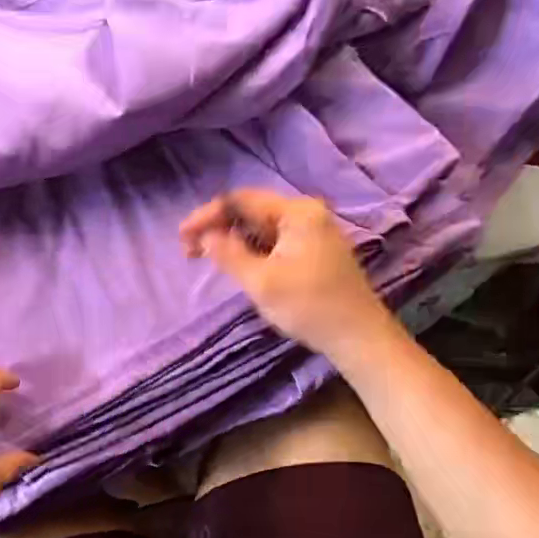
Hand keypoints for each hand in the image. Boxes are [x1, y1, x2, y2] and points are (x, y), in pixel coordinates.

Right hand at [179, 189, 398, 359]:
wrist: (357, 336)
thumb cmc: (309, 306)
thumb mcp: (261, 281)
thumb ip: (228, 254)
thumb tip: (204, 235)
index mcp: (297, 213)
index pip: (240, 201)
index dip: (206, 215)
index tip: (181, 236)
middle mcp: (305, 214)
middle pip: (249, 210)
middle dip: (215, 226)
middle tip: (188, 249)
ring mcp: (310, 231)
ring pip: (257, 226)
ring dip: (229, 237)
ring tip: (203, 256)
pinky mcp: (310, 249)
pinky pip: (270, 239)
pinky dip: (246, 247)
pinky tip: (230, 261)